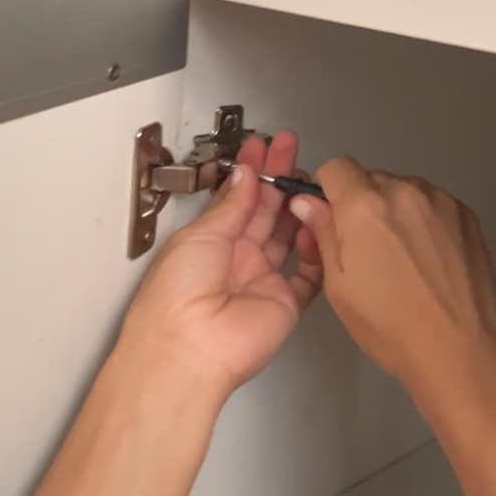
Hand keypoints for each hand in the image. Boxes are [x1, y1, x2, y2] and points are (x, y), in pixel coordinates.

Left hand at [115, 132, 323, 397]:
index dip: (252, 170)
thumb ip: (230, 204)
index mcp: (209, 243)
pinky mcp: (285, 302)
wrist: (188, 350)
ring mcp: (261, 280)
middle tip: (290, 147)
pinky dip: (318, 250)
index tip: (263, 145)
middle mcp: (236, 259)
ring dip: (299, 206)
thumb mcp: (200, 235)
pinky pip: (310, 273)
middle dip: (278, 177)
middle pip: (265, 210)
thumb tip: (244, 174)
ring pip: (288, 235)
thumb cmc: (175, 298)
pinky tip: (320, 224)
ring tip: (309, 178)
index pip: (237, 198)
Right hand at [287, 157, 495, 403]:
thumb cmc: (388, 324)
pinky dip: (426, 220)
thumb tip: (306, 200)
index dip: (328, 189)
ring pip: (405, 190)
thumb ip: (323, 233)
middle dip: (363, 204)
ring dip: (397, 210)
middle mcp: (403, 189)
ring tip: (406, 257)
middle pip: (371, 179)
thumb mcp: (339, 285)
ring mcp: (440, 199)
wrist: (458, 349)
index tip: (332, 219)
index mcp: (365, 204)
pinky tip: (432, 258)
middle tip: (368, 249)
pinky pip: (434, 203)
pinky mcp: (467, 213)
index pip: (336, 166)